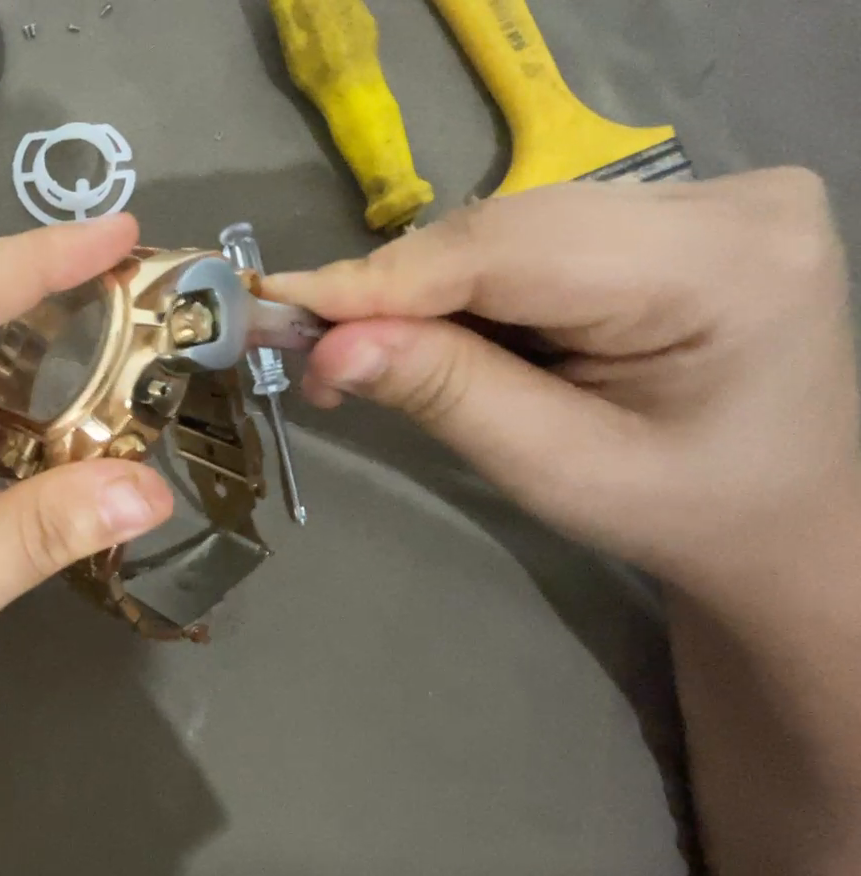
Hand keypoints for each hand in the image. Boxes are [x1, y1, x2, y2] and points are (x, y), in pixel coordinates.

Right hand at [265, 169, 860, 590]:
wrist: (771, 503)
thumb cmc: (672, 504)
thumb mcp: (550, 466)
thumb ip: (444, 393)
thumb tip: (330, 347)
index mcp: (723, 266)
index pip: (511, 249)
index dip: (382, 279)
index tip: (279, 306)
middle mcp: (722, 201)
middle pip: (501, 231)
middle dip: (389, 292)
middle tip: (310, 354)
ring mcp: (699, 196)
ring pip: (499, 231)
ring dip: (412, 293)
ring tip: (357, 356)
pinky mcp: (664, 211)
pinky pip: (518, 240)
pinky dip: (450, 289)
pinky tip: (420, 333)